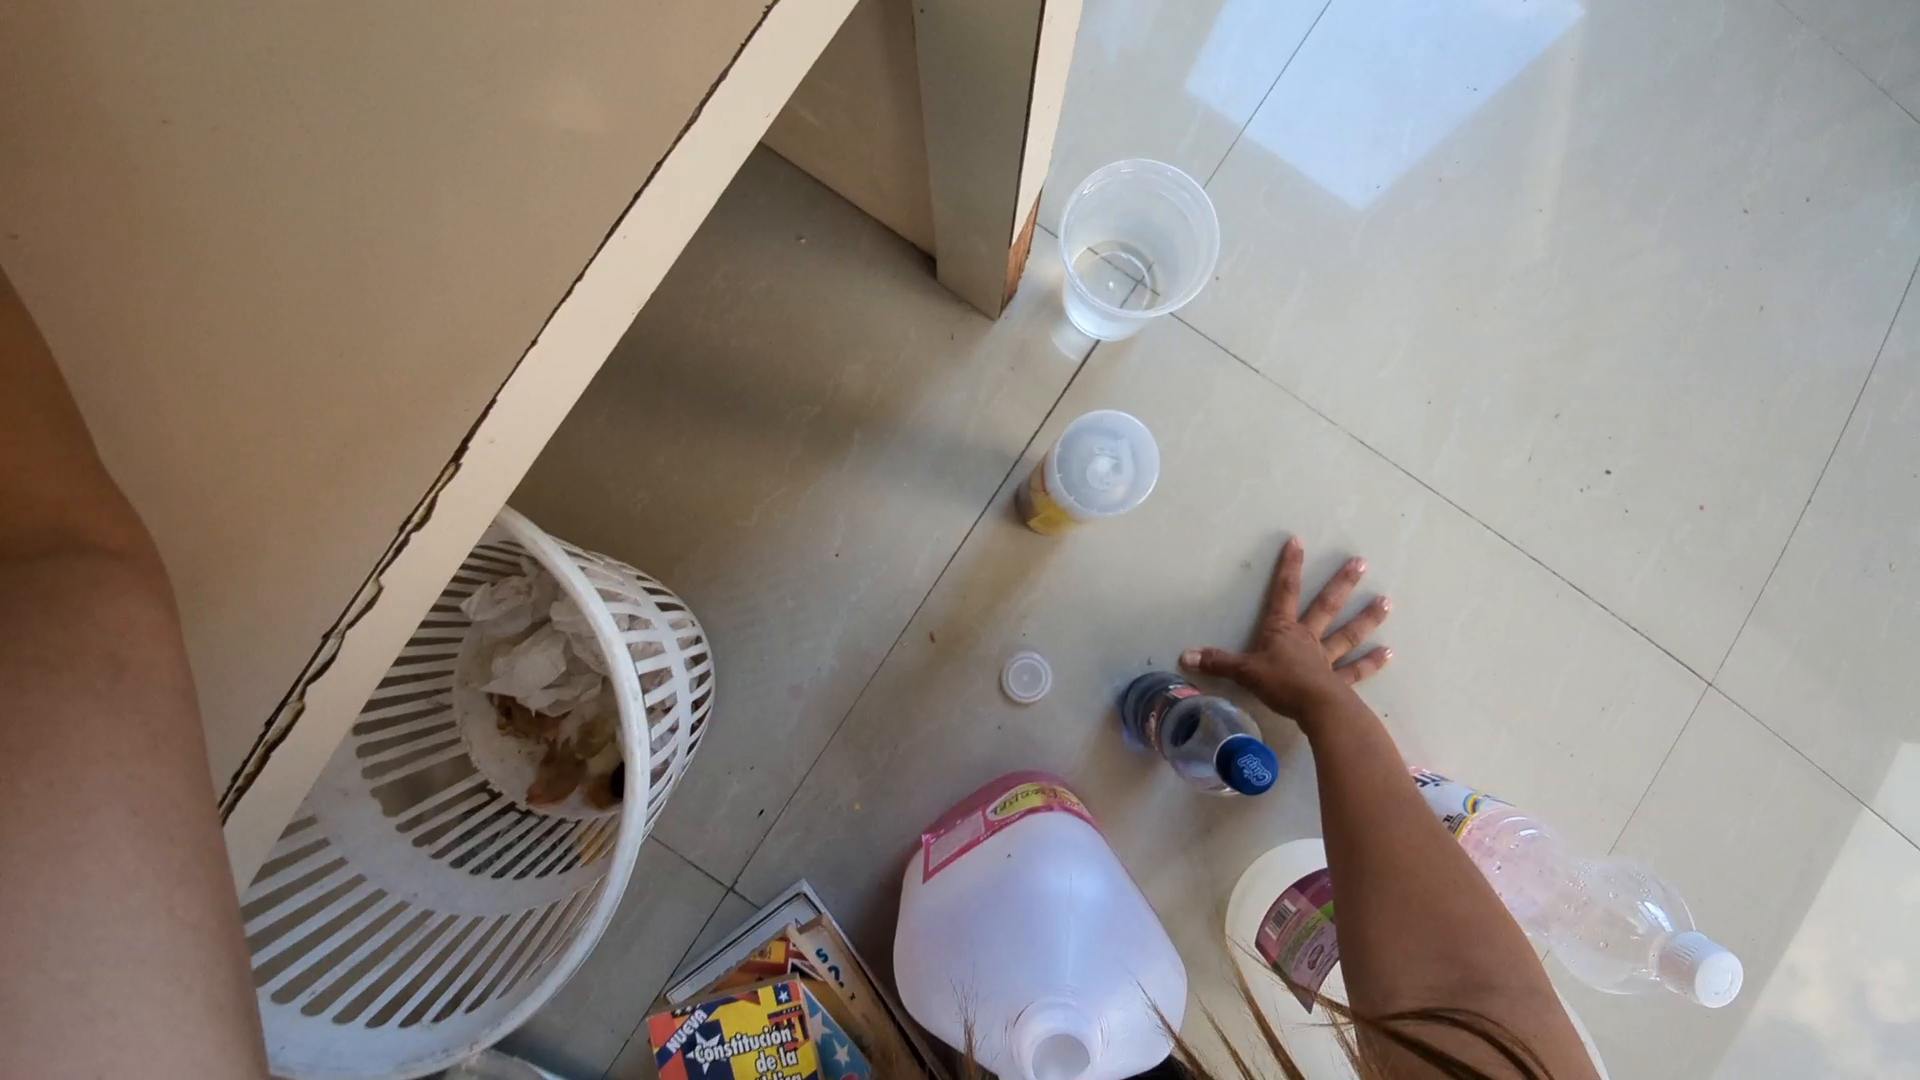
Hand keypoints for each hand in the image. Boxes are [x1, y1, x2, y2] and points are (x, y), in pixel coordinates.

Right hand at [1181, 535, 1390, 725]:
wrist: (1317, 710)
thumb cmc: (1281, 685)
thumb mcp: (1243, 672)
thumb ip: (1217, 662)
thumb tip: (1185, 656)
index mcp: (1283, 631)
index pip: (1284, 592)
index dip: (1289, 567)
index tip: (1298, 542)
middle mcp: (1308, 638)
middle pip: (1326, 606)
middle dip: (1341, 584)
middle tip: (1361, 562)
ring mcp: (1327, 659)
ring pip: (1347, 634)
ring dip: (1367, 618)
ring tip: (1386, 602)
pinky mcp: (1339, 682)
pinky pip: (1356, 670)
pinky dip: (1371, 662)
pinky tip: (1388, 652)